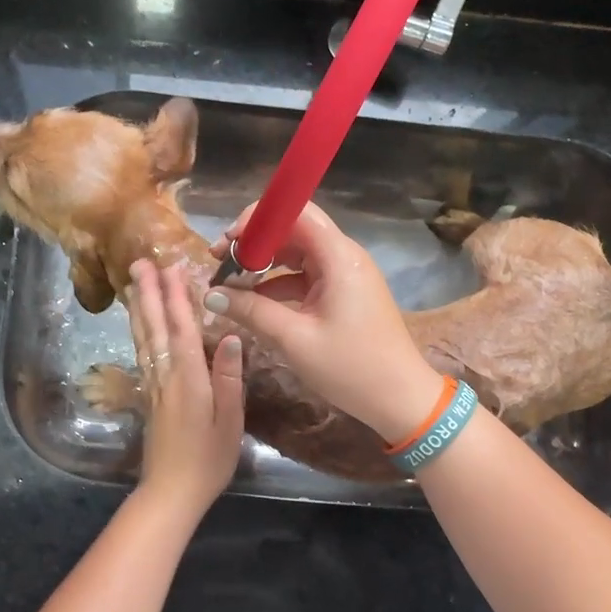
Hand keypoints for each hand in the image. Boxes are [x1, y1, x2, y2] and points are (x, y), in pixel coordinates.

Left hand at [127, 258, 244, 514]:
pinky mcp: (149, 397)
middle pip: (154, 326)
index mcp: (188, 378)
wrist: (170, 493)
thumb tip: (233, 337)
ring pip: (144, 338)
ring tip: (134, 282)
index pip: (182, 329)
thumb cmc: (207, 460)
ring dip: (140, 307)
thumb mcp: (229, 421)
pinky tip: (139, 324)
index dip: (176, 296)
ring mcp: (154, 385)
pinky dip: (140, 332)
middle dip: (148, 293)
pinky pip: (143, 354)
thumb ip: (229, 378)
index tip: (174, 267)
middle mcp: (166, 376)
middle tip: (141, 262)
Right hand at [205, 202, 443, 441]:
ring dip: (263, 265)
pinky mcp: (343, 293)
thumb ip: (251, 311)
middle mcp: (344, 256)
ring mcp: (345, 274)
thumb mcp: (294, 339)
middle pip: (293, 229)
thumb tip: (210, 295)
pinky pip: (304, 275)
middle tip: (220, 265)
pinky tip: (253, 303)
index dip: (257, 219)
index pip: (295, 212)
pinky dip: (278, 284)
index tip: (227, 244)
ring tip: (230, 286)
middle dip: (254, 243)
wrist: (400, 399)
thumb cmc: (351, 367)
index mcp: (338, 257)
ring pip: (296, 253)